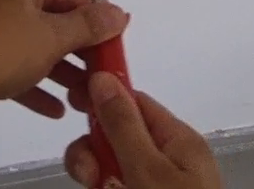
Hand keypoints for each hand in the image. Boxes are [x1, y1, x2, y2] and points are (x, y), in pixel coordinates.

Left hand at [0, 0, 128, 180]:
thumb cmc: (1, 50)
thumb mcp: (51, 37)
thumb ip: (88, 26)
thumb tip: (118, 10)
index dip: (98, 20)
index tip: (118, 49)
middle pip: (58, 21)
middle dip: (82, 53)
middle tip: (105, 81)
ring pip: (41, 48)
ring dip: (65, 75)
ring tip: (85, 103)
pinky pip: (21, 69)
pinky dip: (39, 87)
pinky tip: (56, 110)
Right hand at [64, 72, 220, 188]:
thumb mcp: (148, 171)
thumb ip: (122, 124)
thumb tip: (103, 76)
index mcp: (180, 141)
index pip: (133, 100)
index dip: (102, 100)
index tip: (74, 107)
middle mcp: (171, 161)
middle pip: (118, 136)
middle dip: (94, 151)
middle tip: (89, 175)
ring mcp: (159, 188)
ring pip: (111, 167)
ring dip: (97, 177)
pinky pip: (116, 188)